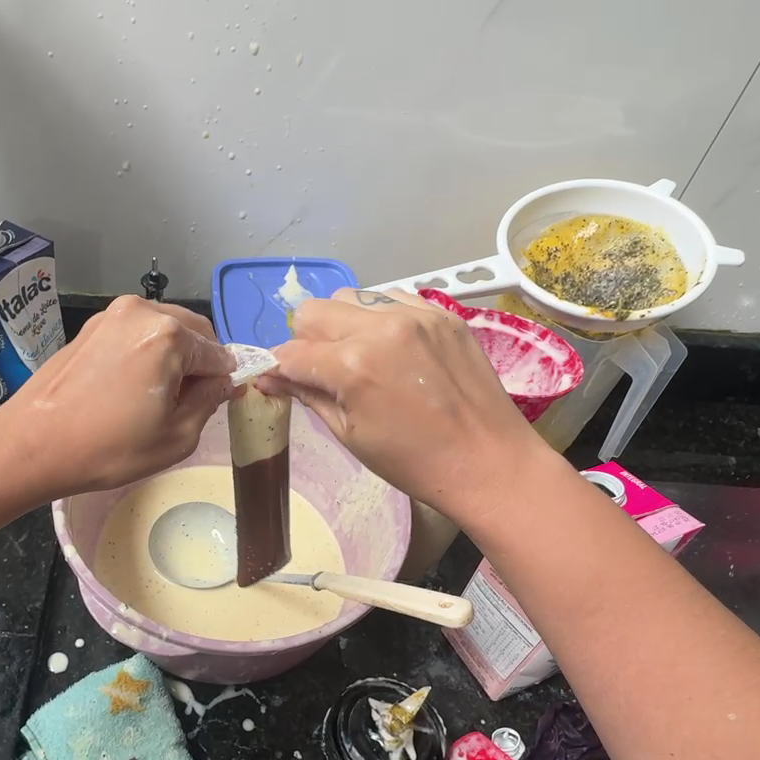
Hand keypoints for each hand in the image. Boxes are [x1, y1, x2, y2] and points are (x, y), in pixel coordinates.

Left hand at [0, 295, 233, 496]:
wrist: (34, 444)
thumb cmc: (110, 448)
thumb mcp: (177, 435)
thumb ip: (209, 400)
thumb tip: (223, 381)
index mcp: (170, 334)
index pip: (217, 353)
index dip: (223, 380)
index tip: (217, 402)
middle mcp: (142, 312)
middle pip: (192, 331)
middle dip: (198, 362)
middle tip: (187, 401)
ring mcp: (111, 315)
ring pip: (163, 329)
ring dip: (172, 356)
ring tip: (155, 397)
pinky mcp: (90, 327)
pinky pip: (134, 334)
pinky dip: (144, 353)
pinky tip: (130, 388)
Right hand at [263, 288, 551, 515]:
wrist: (488, 462)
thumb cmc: (413, 462)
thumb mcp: (349, 435)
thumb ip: (308, 395)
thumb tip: (270, 377)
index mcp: (352, 365)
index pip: (291, 352)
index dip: (278, 369)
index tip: (280, 381)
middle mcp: (380, 327)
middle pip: (313, 312)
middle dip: (306, 341)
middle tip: (322, 372)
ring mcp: (415, 314)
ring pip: (349, 296)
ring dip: (341, 323)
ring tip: (359, 356)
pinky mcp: (441, 313)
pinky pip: (390, 297)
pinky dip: (378, 317)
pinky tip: (391, 349)